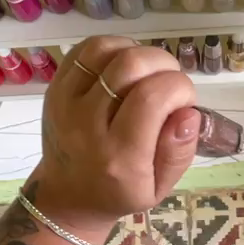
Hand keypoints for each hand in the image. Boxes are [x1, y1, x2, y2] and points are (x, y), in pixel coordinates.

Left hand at [30, 36, 199, 239]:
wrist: (67, 197)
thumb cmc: (119, 192)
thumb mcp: (159, 189)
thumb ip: (178, 153)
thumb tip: (189, 112)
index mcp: (118, 156)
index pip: (153, 97)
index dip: (181, 87)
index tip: (185, 101)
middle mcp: (87, 124)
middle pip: (130, 64)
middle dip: (164, 63)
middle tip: (169, 83)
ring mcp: (65, 101)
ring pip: (104, 48)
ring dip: (136, 50)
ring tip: (147, 72)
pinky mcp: (54, 87)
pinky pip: (84, 49)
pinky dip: (111, 47)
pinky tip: (123, 66)